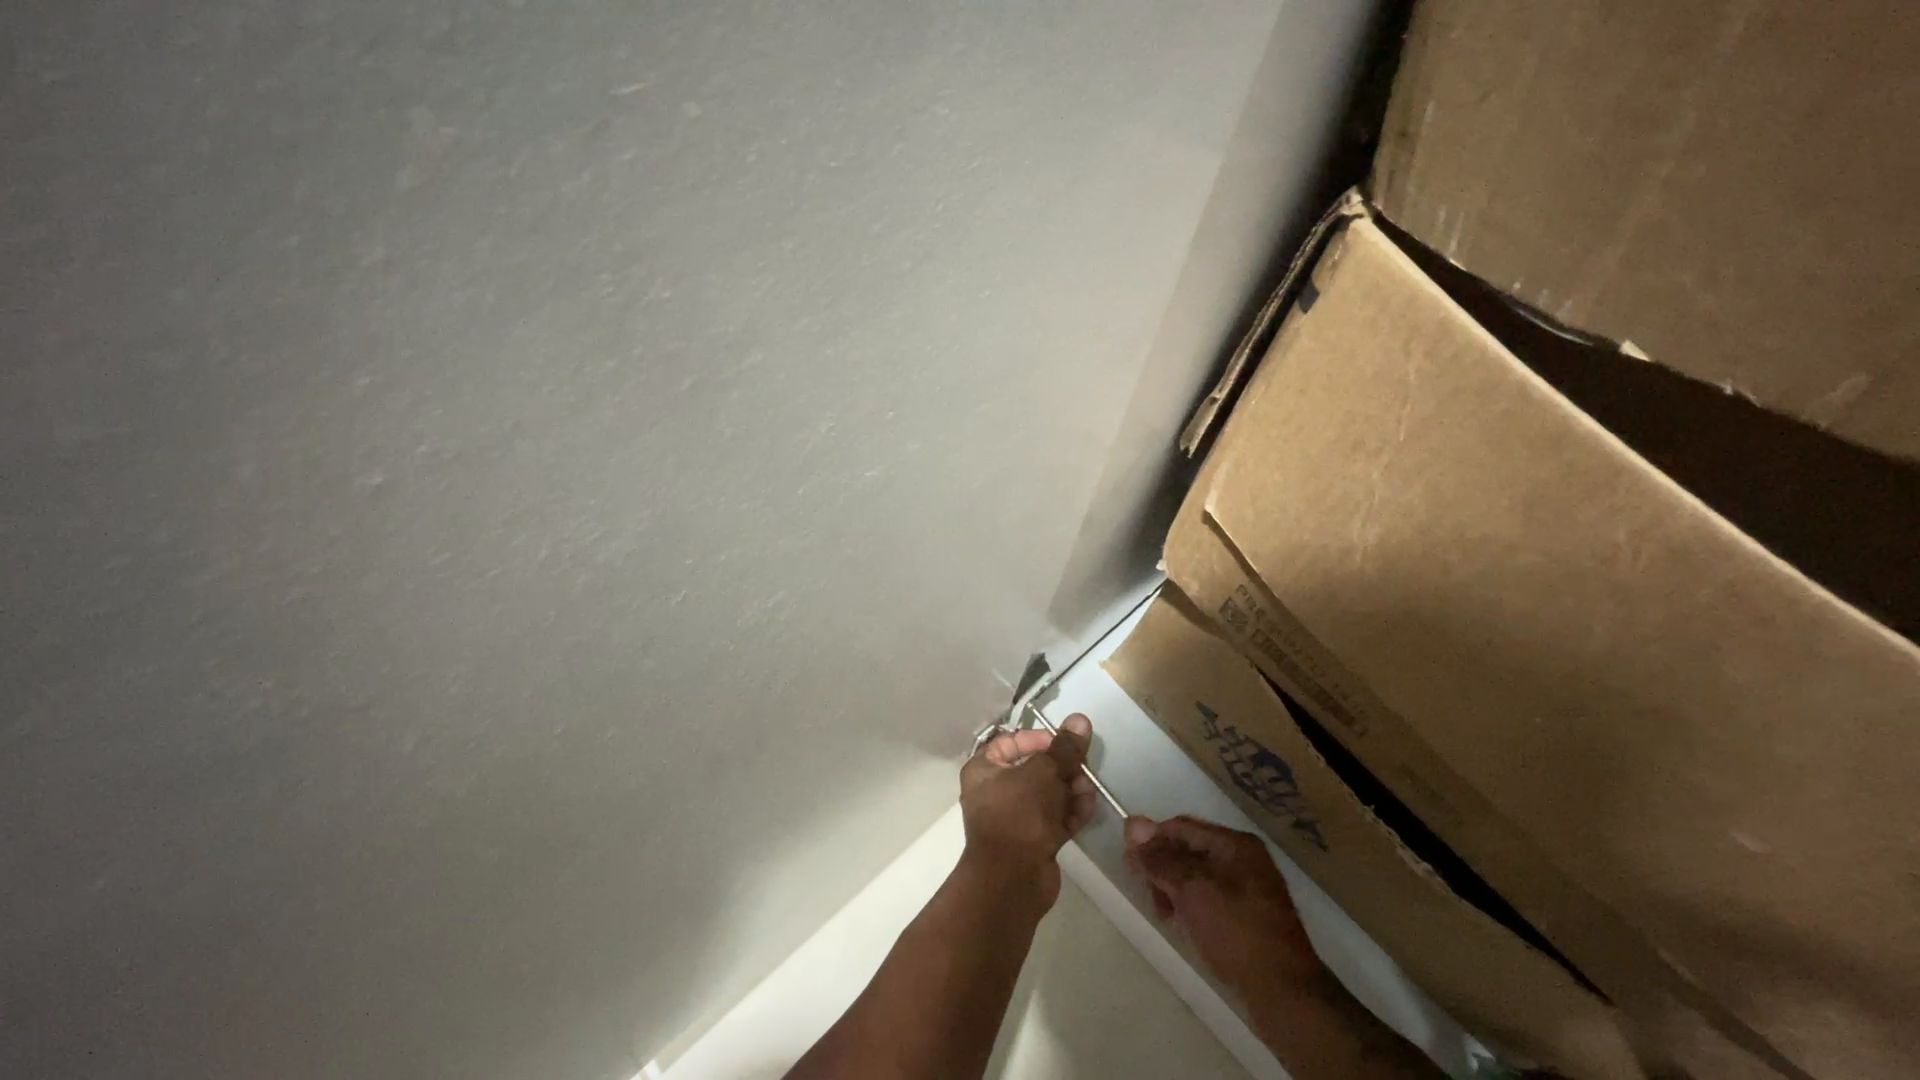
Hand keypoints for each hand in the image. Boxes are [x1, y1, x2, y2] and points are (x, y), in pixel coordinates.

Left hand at [958, 713, 1097, 909]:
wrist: (1012, 879)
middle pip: (1036, 768)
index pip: (1013, 742)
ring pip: (1049, 793)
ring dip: (1071, 789)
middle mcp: (996, 791)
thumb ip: (1064, 748)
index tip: (1065, 745)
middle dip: (1063, 768)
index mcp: (985, 769)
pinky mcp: (1034, 839)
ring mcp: (1016, 817)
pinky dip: (1071, 811)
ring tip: (1087, 791)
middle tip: (1083, 770)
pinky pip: (1055, 817)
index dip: (1041, 739)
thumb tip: (1080, 719)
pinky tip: (1089, 808)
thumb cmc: (1019, 814)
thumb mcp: (1043, 773)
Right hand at [1125, 815, 1325, 1001]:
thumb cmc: (1236, 932)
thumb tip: (1132, 823)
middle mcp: (1244, 858)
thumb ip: (1161, 858)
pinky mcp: (1249, 915)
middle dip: (1162, 867)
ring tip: (1164, 914)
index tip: (1129, 866)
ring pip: (1196, 875)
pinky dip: (1190, 905)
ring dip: (1173, 888)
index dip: (1151, 839)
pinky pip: (1209, 897)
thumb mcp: (1192, 890)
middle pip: (1188, 849)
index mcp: (1235, 844)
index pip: (1181, 826)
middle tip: (1148, 895)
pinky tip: (1184, 924)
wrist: (1284, 991)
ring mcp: (1249, 888)